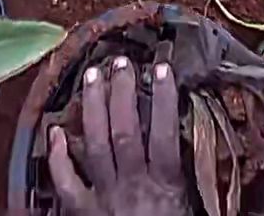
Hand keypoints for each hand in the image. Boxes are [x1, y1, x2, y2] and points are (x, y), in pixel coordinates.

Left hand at [49, 57, 187, 215]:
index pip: (164, 134)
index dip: (164, 99)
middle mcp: (132, 187)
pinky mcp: (83, 215)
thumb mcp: (192, 210)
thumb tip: (210, 139)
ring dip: (93, 107)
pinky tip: (53, 130)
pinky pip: (66, 184)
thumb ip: (195, 176)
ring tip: (93, 75)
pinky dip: (57, 157)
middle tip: (121, 62)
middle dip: (121, 93)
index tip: (163, 67)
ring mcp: (104, 200)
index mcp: (165, 189)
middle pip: (124, 132)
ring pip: (95, 145)